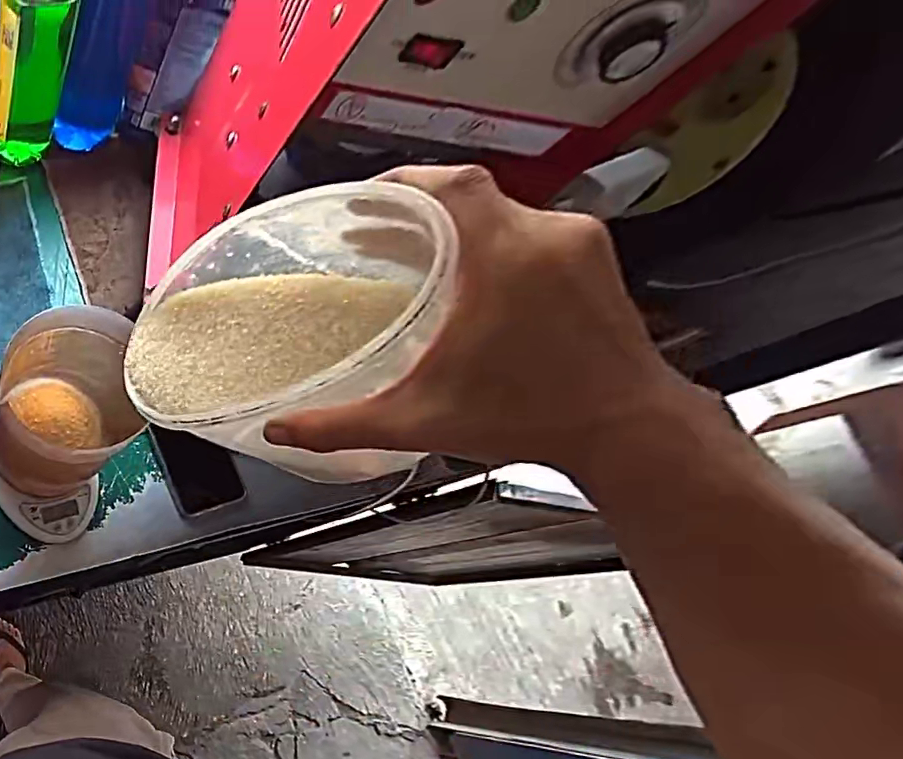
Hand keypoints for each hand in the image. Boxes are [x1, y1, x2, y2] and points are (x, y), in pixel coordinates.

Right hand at [263, 165, 721, 473]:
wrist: (623, 426)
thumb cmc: (523, 418)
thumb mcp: (414, 422)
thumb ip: (338, 426)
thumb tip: (279, 430)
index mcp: (503, 260)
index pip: (451, 187)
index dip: (402, 184)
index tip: (362, 199)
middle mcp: (545, 237)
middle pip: (469, 199)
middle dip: (412, 213)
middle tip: (365, 235)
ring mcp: (575, 246)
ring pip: (498, 214)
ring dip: (448, 228)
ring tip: (405, 254)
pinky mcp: (590, 261)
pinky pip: (526, 231)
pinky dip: (483, 241)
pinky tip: (458, 275)